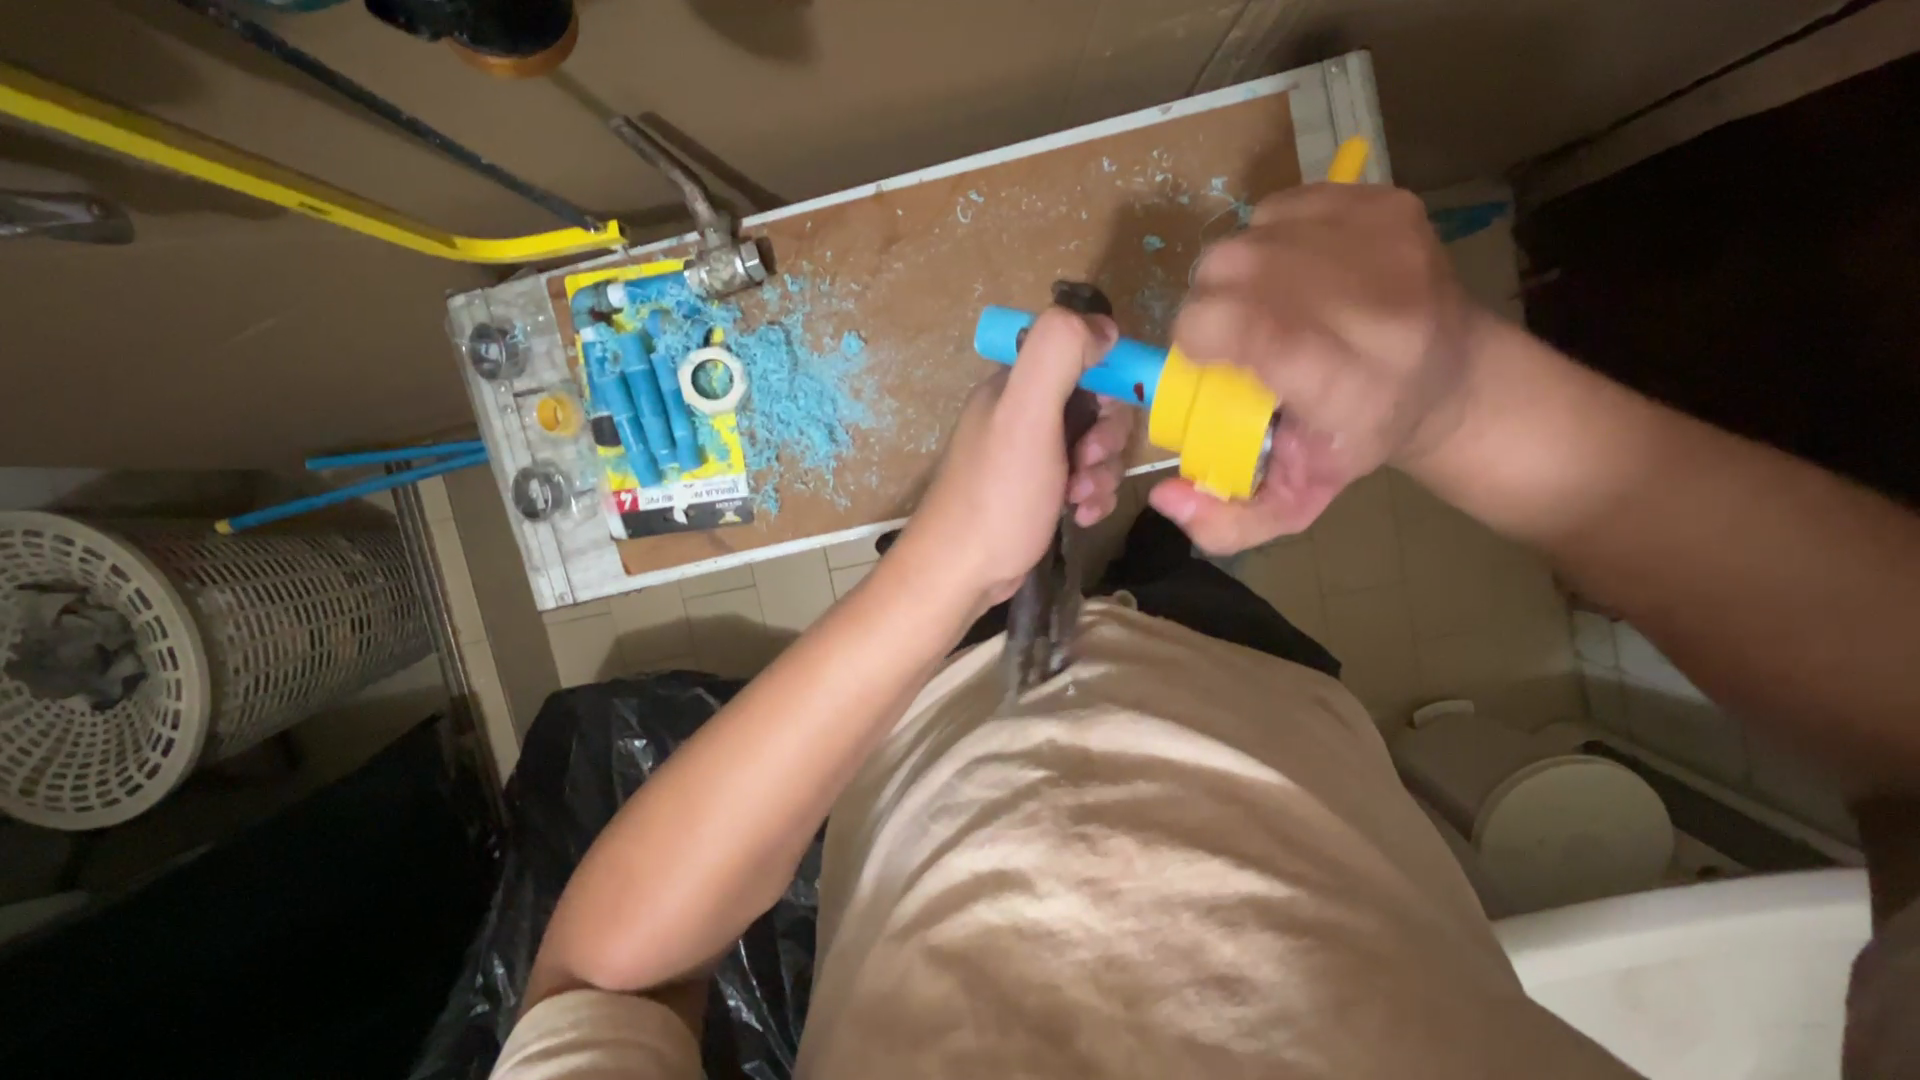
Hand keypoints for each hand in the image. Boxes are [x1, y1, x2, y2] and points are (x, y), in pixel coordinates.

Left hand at [895, 309, 1131, 610]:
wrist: (961, 572)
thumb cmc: (996, 494)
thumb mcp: (1025, 414)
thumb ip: (1058, 354)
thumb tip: (1103, 326)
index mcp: (1014, 384)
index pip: (1083, 357)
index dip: (1109, 386)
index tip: (1106, 420)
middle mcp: (1020, 413)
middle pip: (1096, 406)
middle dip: (1105, 439)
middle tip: (1085, 467)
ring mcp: (1028, 454)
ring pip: (1094, 447)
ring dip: (1100, 474)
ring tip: (1078, 499)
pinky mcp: (1036, 491)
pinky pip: (1082, 480)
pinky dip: (1090, 496)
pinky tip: (1080, 515)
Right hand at [1148, 184, 1482, 553]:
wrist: (1455, 376)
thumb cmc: (1359, 440)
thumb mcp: (1296, 503)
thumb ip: (1227, 522)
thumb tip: (1163, 496)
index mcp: (1349, 382)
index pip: (1248, 328)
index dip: (1201, 336)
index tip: (1203, 360)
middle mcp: (1374, 302)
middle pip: (1231, 270)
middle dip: (1207, 306)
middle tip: (1227, 338)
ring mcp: (1382, 241)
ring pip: (1246, 236)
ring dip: (1234, 276)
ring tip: (1262, 306)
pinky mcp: (1384, 202)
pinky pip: (1277, 209)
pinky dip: (1265, 241)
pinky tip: (1290, 274)